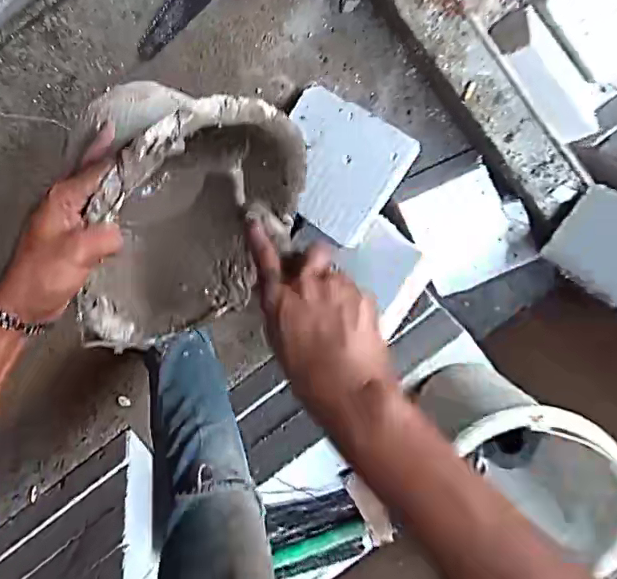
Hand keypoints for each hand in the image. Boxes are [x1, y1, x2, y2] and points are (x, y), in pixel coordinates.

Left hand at [0, 126, 122, 323]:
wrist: (20, 306)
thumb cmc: (40, 277)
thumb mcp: (77, 253)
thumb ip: (105, 236)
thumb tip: (117, 232)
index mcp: (61, 198)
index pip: (95, 169)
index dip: (116, 156)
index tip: (134, 142)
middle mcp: (60, 201)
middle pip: (87, 169)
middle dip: (102, 150)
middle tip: (116, 130)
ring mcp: (62, 216)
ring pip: (88, 186)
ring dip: (102, 171)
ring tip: (117, 156)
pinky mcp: (68, 232)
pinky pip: (90, 206)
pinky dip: (102, 196)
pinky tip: (112, 198)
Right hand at [247, 221, 396, 428]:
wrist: (354, 394)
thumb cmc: (312, 381)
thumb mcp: (281, 346)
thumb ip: (279, 313)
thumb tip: (280, 300)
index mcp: (280, 301)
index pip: (266, 261)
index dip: (259, 240)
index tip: (254, 222)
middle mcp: (307, 285)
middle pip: (310, 254)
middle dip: (312, 262)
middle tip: (316, 285)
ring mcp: (337, 286)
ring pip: (335, 274)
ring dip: (334, 287)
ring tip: (339, 319)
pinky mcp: (361, 293)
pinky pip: (354, 290)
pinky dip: (352, 303)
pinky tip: (353, 327)